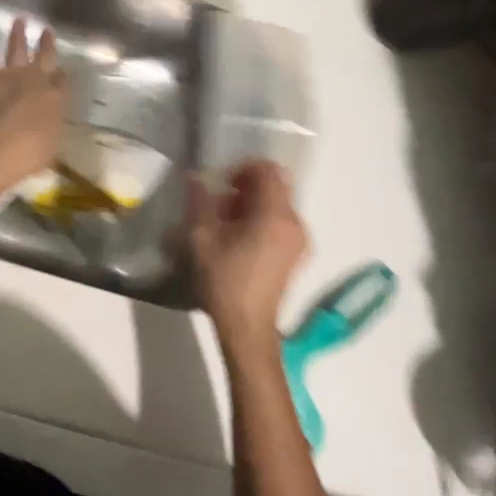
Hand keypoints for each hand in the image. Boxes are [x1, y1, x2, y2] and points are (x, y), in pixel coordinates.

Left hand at [0, 13, 67, 180]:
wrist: (5, 146)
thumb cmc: (33, 152)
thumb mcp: (53, 140)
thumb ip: (52, 126)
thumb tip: (49, 122)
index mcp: (57, 96)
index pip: (61, 80)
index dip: (60, 75)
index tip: (61, 70)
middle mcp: (37, 79)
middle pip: (45, 57)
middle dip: (46, 44)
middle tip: (47, 31)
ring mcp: (12, 74)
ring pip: (16, 48)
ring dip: (17, 34)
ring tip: (19, 19)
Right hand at [187, 160, 309, 342]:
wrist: (247, 327)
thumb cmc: (225, 280)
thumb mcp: (202, 238)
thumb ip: (199, 201)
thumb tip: (196, 178)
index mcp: (276, 215)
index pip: (268, 171)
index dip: (243, 168)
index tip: (221, 183)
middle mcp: (295, 223)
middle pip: (275, 187)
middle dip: (245, 187)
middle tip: (218, 204)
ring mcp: (299, 241)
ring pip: (277, 205)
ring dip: (251, 204)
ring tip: (224, 223)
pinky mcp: (296, 255)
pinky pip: (280, 222)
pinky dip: (260, 220)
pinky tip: (237, 239)